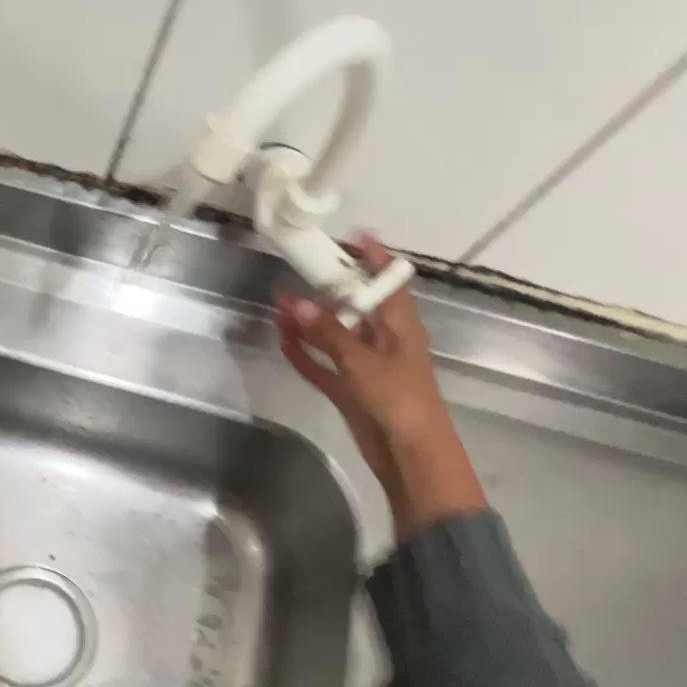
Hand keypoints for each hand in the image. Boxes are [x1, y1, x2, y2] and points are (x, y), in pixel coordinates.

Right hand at [276, 233, 486, 536]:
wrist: (407, 450)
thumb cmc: (396, 398)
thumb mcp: (361, 360)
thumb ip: (327, 333)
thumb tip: (295, 303)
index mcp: (399, 326)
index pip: (386, 282)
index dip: (373, 258)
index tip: (356, 235)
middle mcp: (382, 341)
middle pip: (353, 308)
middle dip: (327, 292)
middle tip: (299, 272)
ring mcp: (364, 367)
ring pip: (333, 337)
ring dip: (309, 324)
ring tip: (280, 307)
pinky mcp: (349, 390)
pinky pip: (322, 365)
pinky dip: (305, 354)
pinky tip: (286, 342)